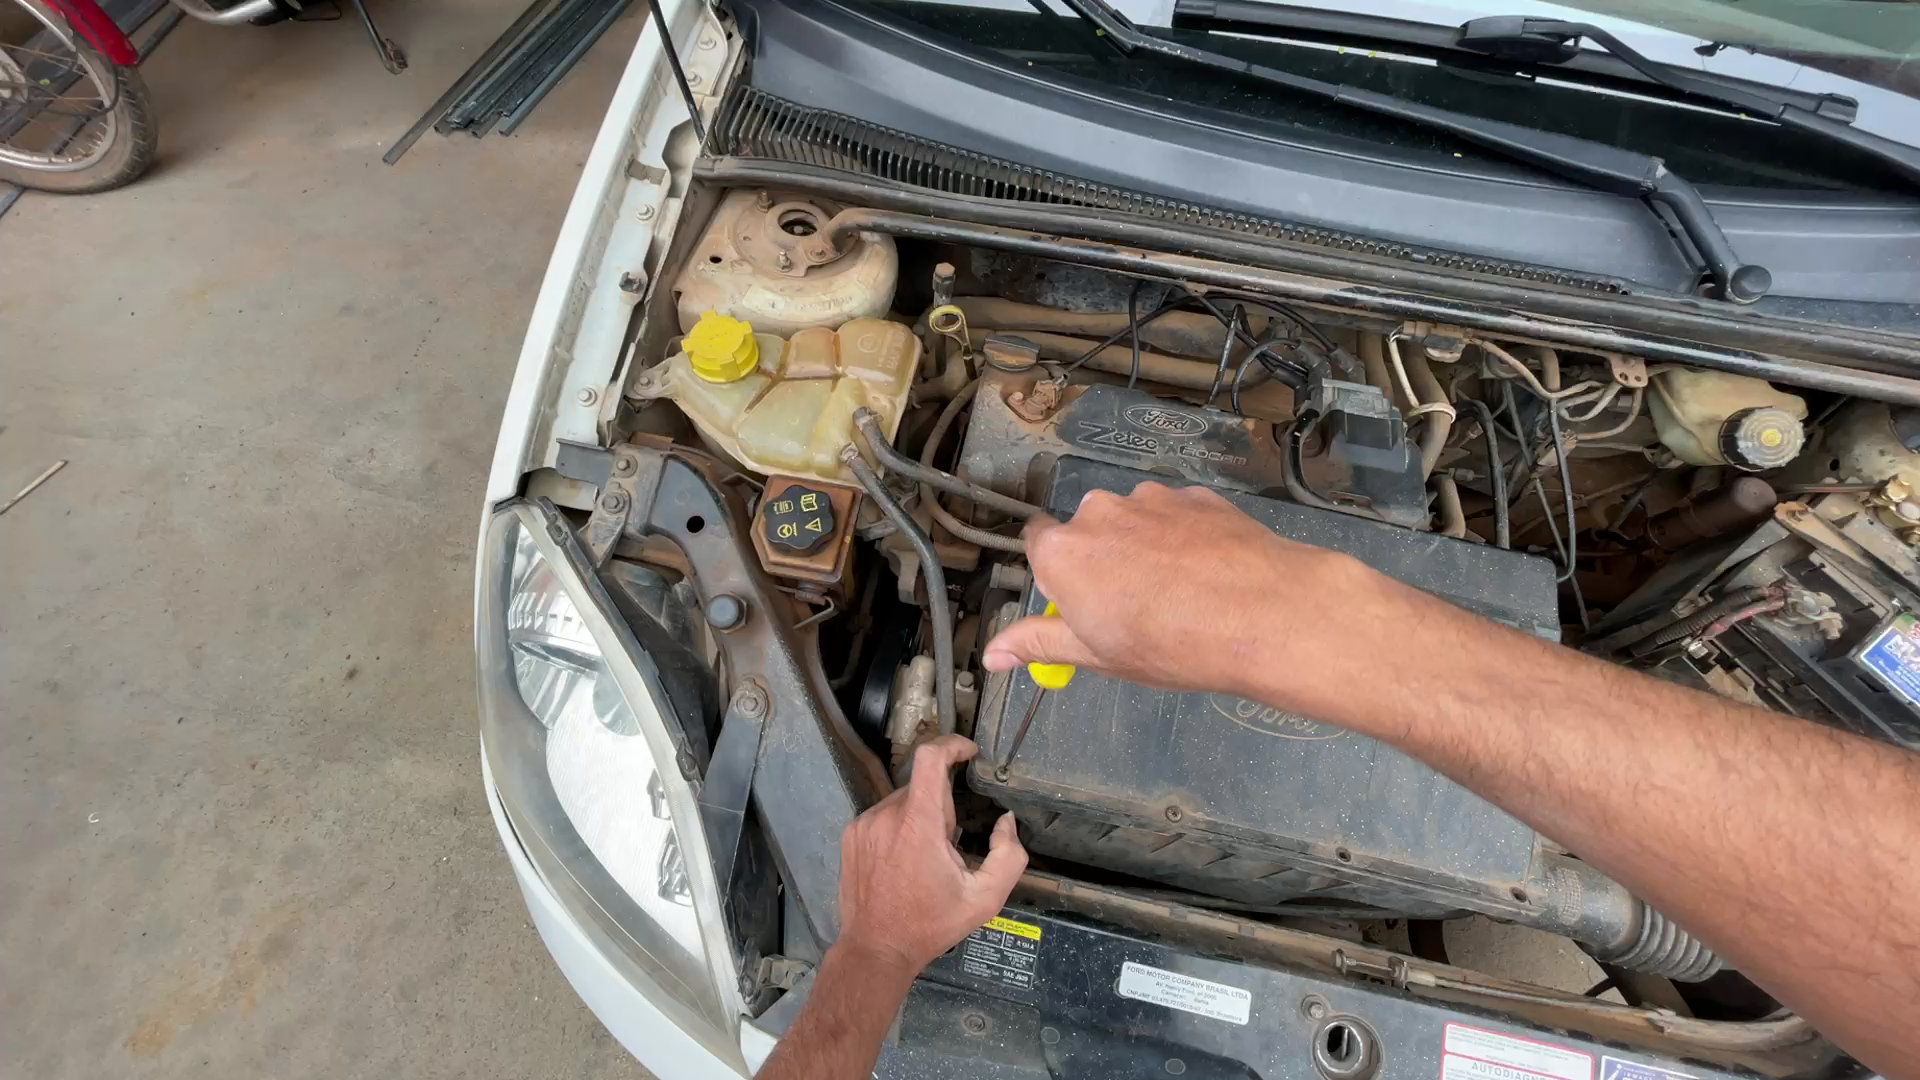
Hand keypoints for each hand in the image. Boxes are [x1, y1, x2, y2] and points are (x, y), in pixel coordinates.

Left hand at [836, 735, 1027, 975]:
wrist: (876, 949)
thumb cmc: (930, 925)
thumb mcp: (984, 900)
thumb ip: (1008, 856)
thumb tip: (1006, 821)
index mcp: (919, 825)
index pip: (930, 758)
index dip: (952, 744)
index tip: (968, 752)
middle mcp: (887, 815)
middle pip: (924, 786)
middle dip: (942, 807)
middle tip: (947, 847)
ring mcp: (864, 822)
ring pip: (904, 800)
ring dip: (920, 816)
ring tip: (921, 859)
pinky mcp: (852, 832)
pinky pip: (884, 813)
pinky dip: (899, 825)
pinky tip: (901, 860)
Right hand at [980, 482, 1412, 718]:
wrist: (1263, 613)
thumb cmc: (1165, 644)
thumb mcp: (1094, 654)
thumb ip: (1037, 643)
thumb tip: (990, 655)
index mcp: (1061, 550)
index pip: (1035, 542)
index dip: (1057, 574)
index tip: (1082, 602)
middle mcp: (1097, 511)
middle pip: (1086, 531)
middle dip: (1101, 560)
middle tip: (1135, 606)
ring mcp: (1149, 497)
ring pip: (1132, 521)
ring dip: (1142, 546)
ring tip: (1180, 590)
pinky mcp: (1194, 494)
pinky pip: (1173, 515)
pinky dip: (1181, 536)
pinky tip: (1209, 570)